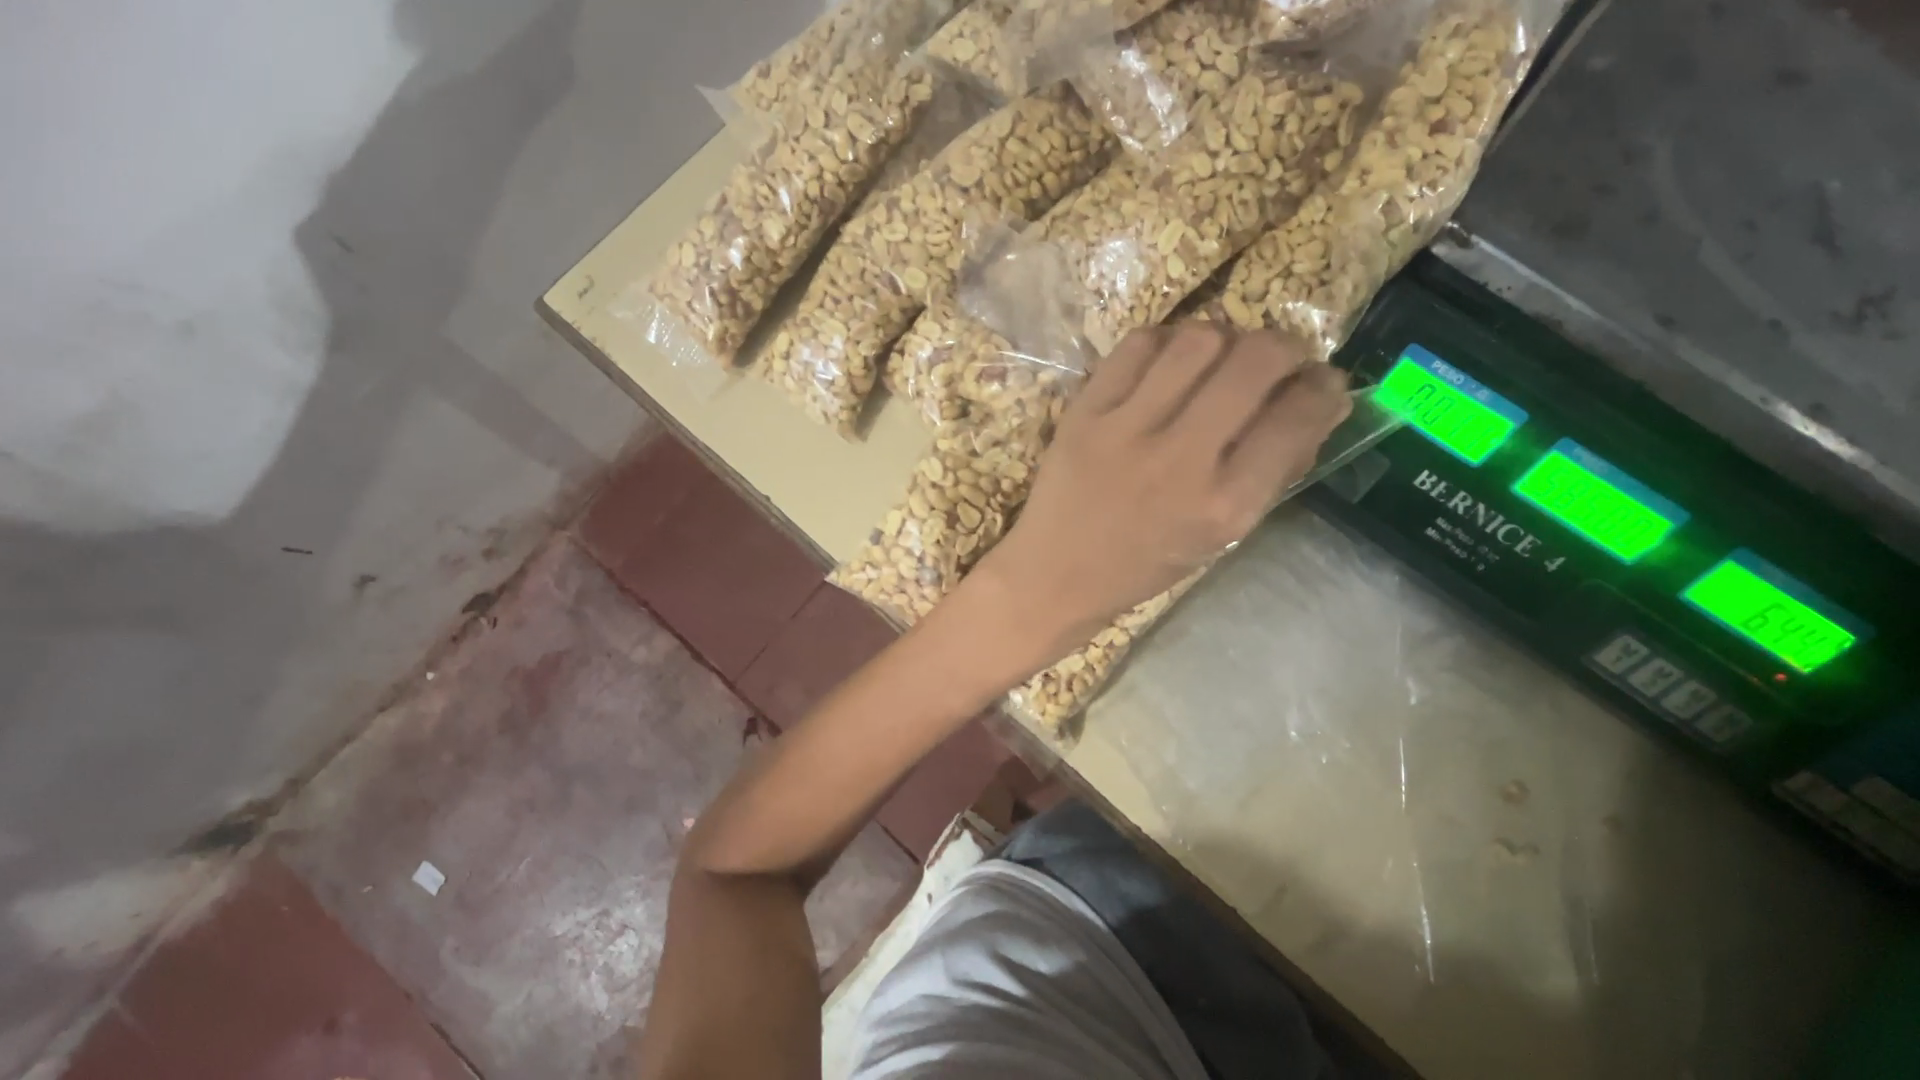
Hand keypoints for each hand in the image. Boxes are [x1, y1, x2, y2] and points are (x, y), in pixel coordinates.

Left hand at [970, 324, 1350, 646]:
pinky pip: (1139, 344)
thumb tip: (1316, 404)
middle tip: (1276, 360)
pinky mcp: (1085, 411)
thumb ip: (1271, 471)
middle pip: (1255, 361)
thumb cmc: (1147, 563)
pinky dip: (1167, 341)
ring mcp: (1127, 429)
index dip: (1324, 388)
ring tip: (1222, 356)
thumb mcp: (1221, 535)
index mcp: (1225, 505)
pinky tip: (1170, 361)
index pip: (1297, 418)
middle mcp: (1181, 460)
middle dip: (1283, 348)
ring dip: (1226, 337)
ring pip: (1199, 339)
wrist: (1056, 573)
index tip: (1322, 381)